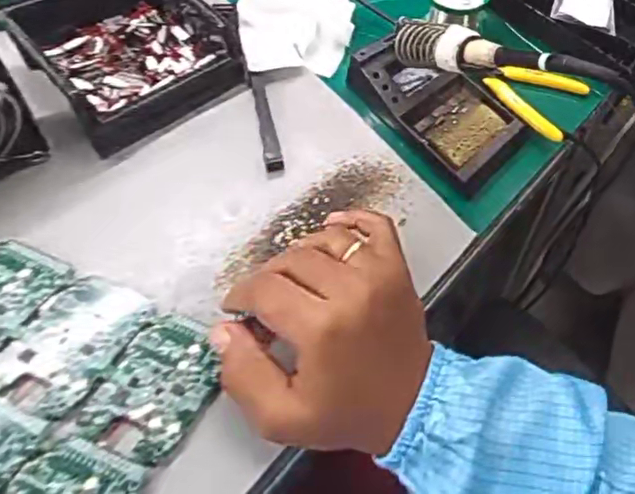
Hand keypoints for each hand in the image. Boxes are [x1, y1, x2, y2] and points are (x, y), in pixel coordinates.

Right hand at [211, 210, 433, 455]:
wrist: (410, 404)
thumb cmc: (349, 412)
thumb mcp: (282, 416)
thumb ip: (244, 374)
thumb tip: (225, 331)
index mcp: (322, 328)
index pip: (265, 288)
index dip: (241, 295)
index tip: (237, 307)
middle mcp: (352, 290)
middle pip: (292, 259)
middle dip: (267, 276)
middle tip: (263, 299)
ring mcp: (378, 272)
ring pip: (326, 238)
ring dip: (302, 250)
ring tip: (293, 275)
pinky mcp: (396, 265)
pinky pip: (374, 224)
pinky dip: (351, 219)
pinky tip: (331, 226)